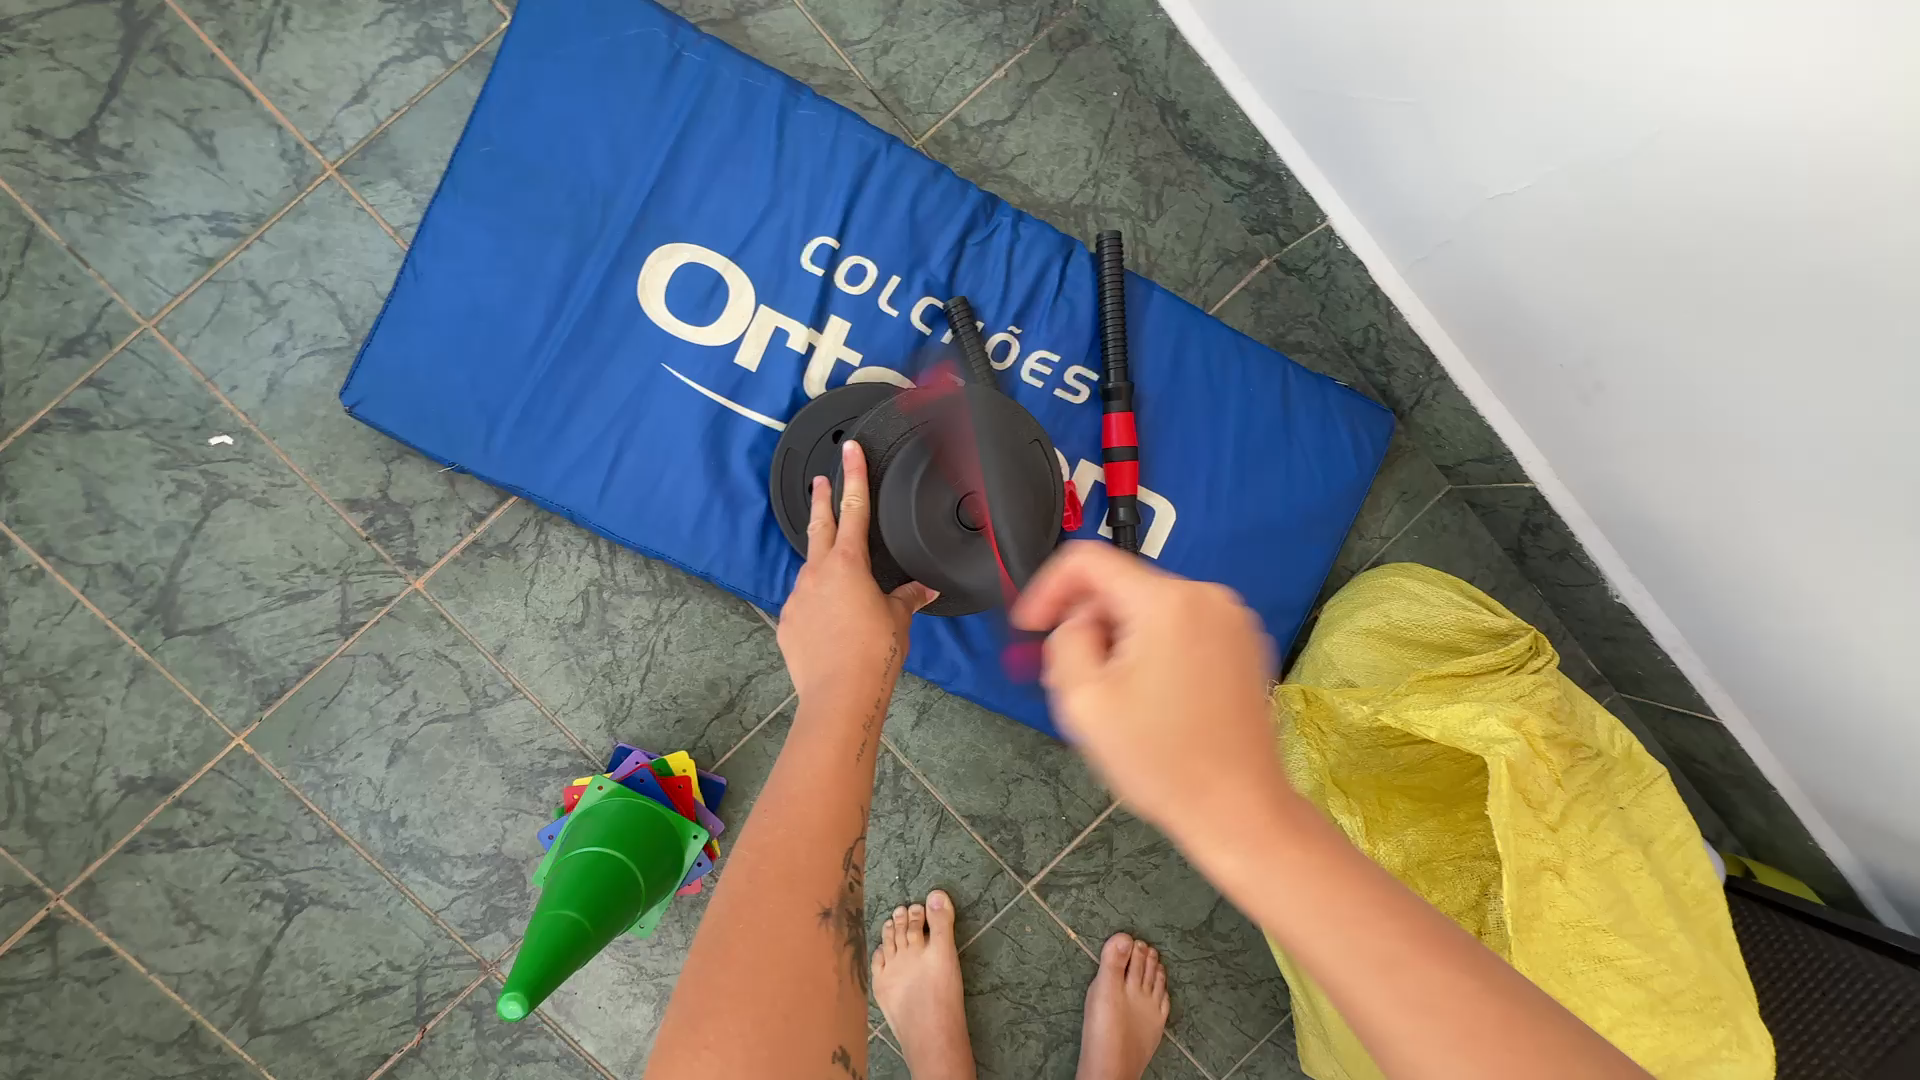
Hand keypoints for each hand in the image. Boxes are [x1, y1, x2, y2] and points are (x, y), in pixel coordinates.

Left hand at [778, 439, 938, 705]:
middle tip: (818, 481)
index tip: (849, 451)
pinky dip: (816, 606)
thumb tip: (925, 589)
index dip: (854, 476)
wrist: (840, 695)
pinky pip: (803, 605)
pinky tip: (830, 625)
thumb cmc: (876, 653)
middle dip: (821, 500)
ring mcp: (797, 598)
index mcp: (849, 564)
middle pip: (819, 526)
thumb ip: (908, 597)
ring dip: (823, 569)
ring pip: (812, 572)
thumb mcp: (898, 620)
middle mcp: (817, 573)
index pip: (854, 509)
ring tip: (841, 588)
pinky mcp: (786, 623)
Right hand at [1011, 541, 1289, 842]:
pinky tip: (1151, 695)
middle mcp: (1206, 595)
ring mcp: (1232, 618)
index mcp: (1165, 602)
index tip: (1031, 627)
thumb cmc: (1159, 760)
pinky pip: (1180, 625)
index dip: (1047, 588)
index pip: (1088, 559)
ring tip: (1113, 694)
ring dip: (1118, 638)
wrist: (1240, 811)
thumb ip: (1065, 640)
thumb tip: (1080, 623)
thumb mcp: (1083, 701)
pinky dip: (1153, 646)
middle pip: (1120, 585)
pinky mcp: (1245, 643)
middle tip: (1072, 676)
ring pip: (1148, 607)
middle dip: (1086, 622)